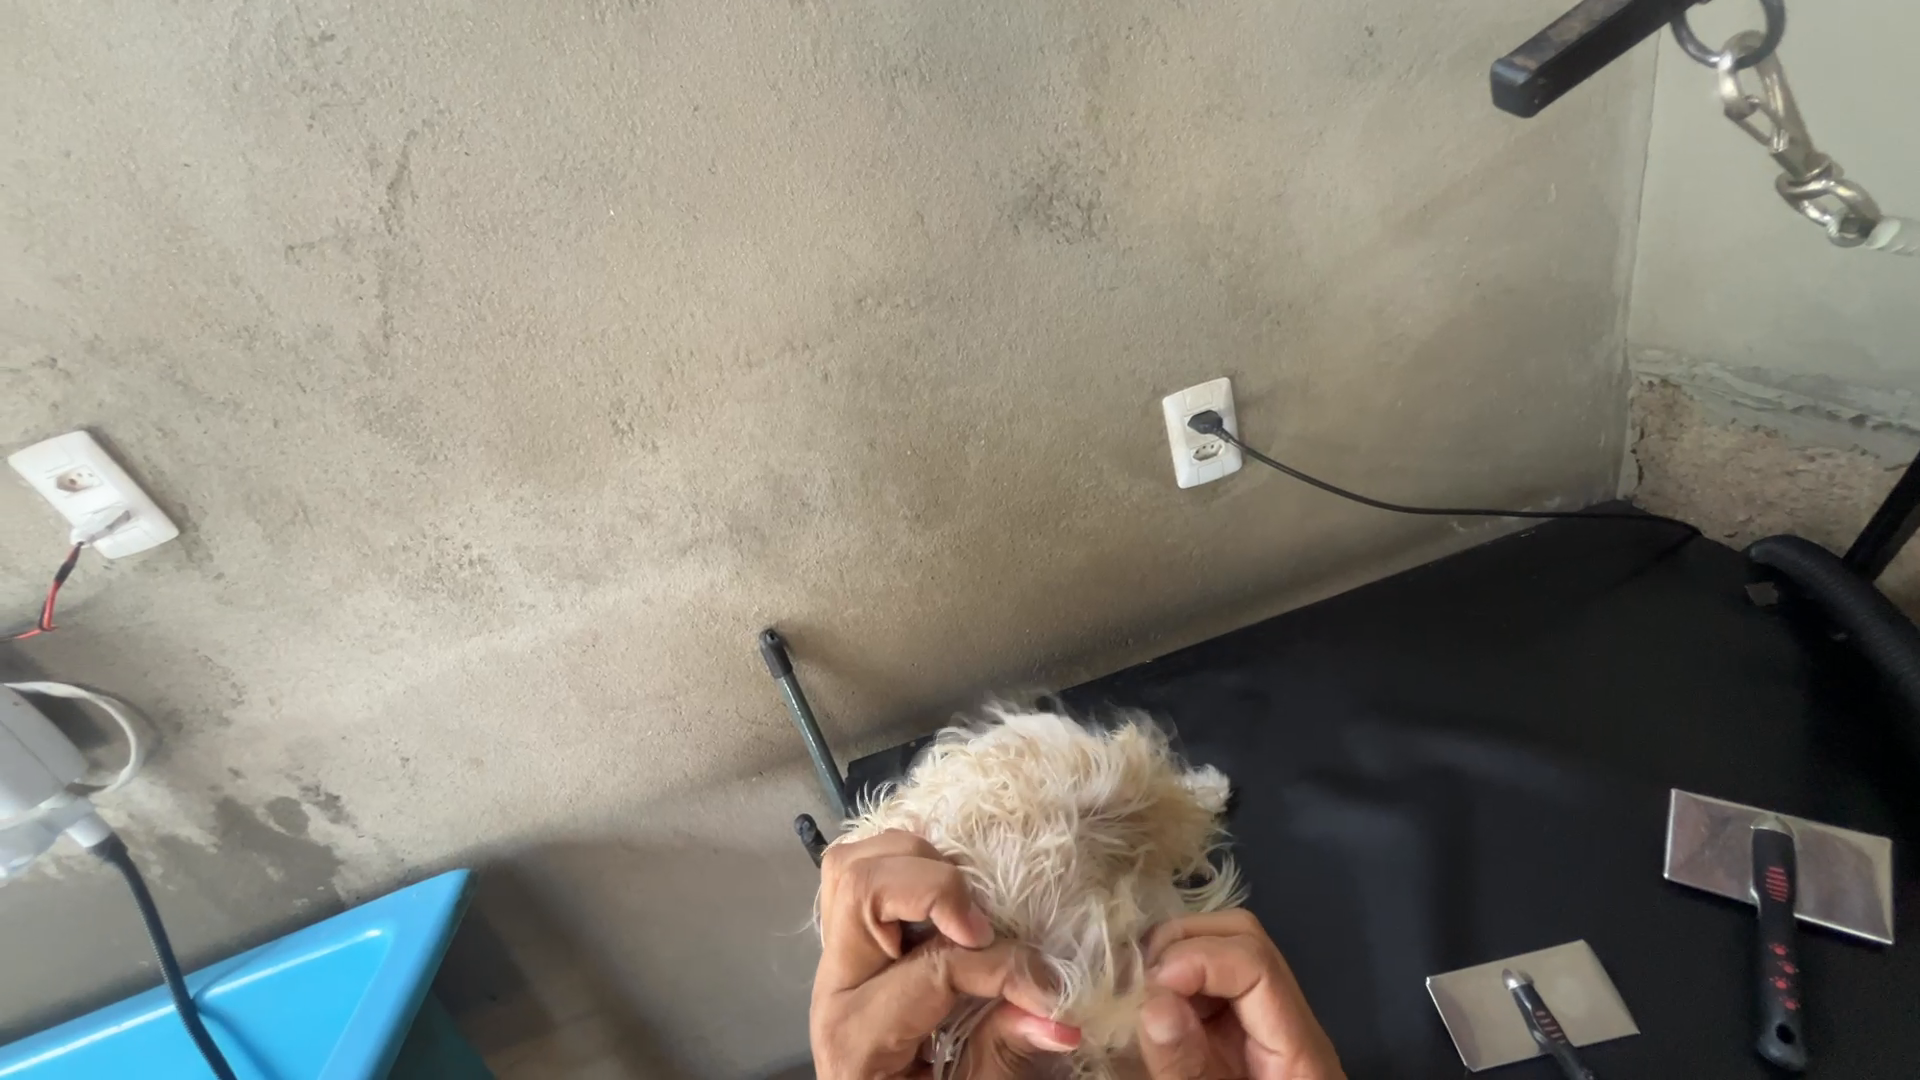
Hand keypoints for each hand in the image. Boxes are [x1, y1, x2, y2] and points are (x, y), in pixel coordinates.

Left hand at [811, 830, 1081, 1078]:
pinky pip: (855, 865)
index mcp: (856, 1039)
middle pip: (864, 887)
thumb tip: (1055, 1014)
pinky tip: (938, 880)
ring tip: (961, 897)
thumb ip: (1002, 1055)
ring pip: (851, 862)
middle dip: (937, 886)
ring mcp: (833, 952)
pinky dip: (898, 858)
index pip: (934, 967)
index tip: (1048, 988)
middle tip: (984, 926)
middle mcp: (832, 984)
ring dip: (913, 860)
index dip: (1001, 967)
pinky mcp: (844, 933)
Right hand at [1135, 910, 1343, 1079]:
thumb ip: (1187, 1070)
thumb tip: (1154, 999)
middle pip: (1245, 937)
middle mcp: (1289, 1024)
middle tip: (1140, 982)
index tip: (1150, 988)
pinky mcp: (1241, 1034)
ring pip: (1224, 946)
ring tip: (1139, 994)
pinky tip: (1149, 1007)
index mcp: (1300, 1052)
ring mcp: (1265, 1026)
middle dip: (1184, 943)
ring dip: (1174, 956)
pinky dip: (1173, 977)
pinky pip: (1208, 979)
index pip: (1255, 963)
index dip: (1199, 959)